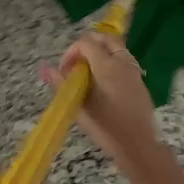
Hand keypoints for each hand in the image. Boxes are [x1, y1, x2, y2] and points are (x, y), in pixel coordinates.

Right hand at [40, 32, 159, 163]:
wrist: (139, 145)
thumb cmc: (107, 127)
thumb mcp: (79, 106)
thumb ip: (61, 84)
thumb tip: (44, 69)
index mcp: (107, 65)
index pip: (86, 43)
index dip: (71, 52)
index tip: (64, 70)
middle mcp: (122, 62)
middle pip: (105, 38)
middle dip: (87, 45)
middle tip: (75, 64)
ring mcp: (133, 70)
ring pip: (116, 48)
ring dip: (99, 53)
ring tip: (87, 73)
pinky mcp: (139, 81)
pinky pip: (123, 60)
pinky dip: (110, 62)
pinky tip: (102, 83)